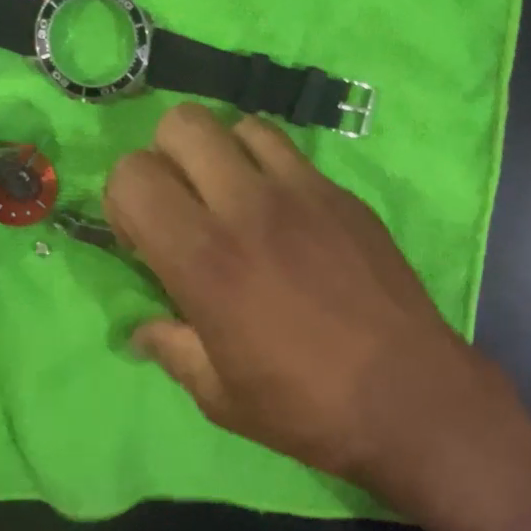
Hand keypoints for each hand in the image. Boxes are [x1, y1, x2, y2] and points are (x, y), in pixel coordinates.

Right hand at [105, 104, 528, 516]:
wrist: (406, 395)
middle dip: (166, 159)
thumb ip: (171, 349)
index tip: (144, 243)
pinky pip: (291, 153)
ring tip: (234, 204)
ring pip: (240, 124)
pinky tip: (286, 220)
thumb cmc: (304, 407)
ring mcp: (303, 192)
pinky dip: (270, 170)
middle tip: (184, 209)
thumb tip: (143, 329)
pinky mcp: (344, 196)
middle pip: (182, 124)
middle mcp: (247, 207)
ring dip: (221, 155)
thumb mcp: (218, 396)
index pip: (132, 175)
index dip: (124, 202)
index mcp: (203, 259)